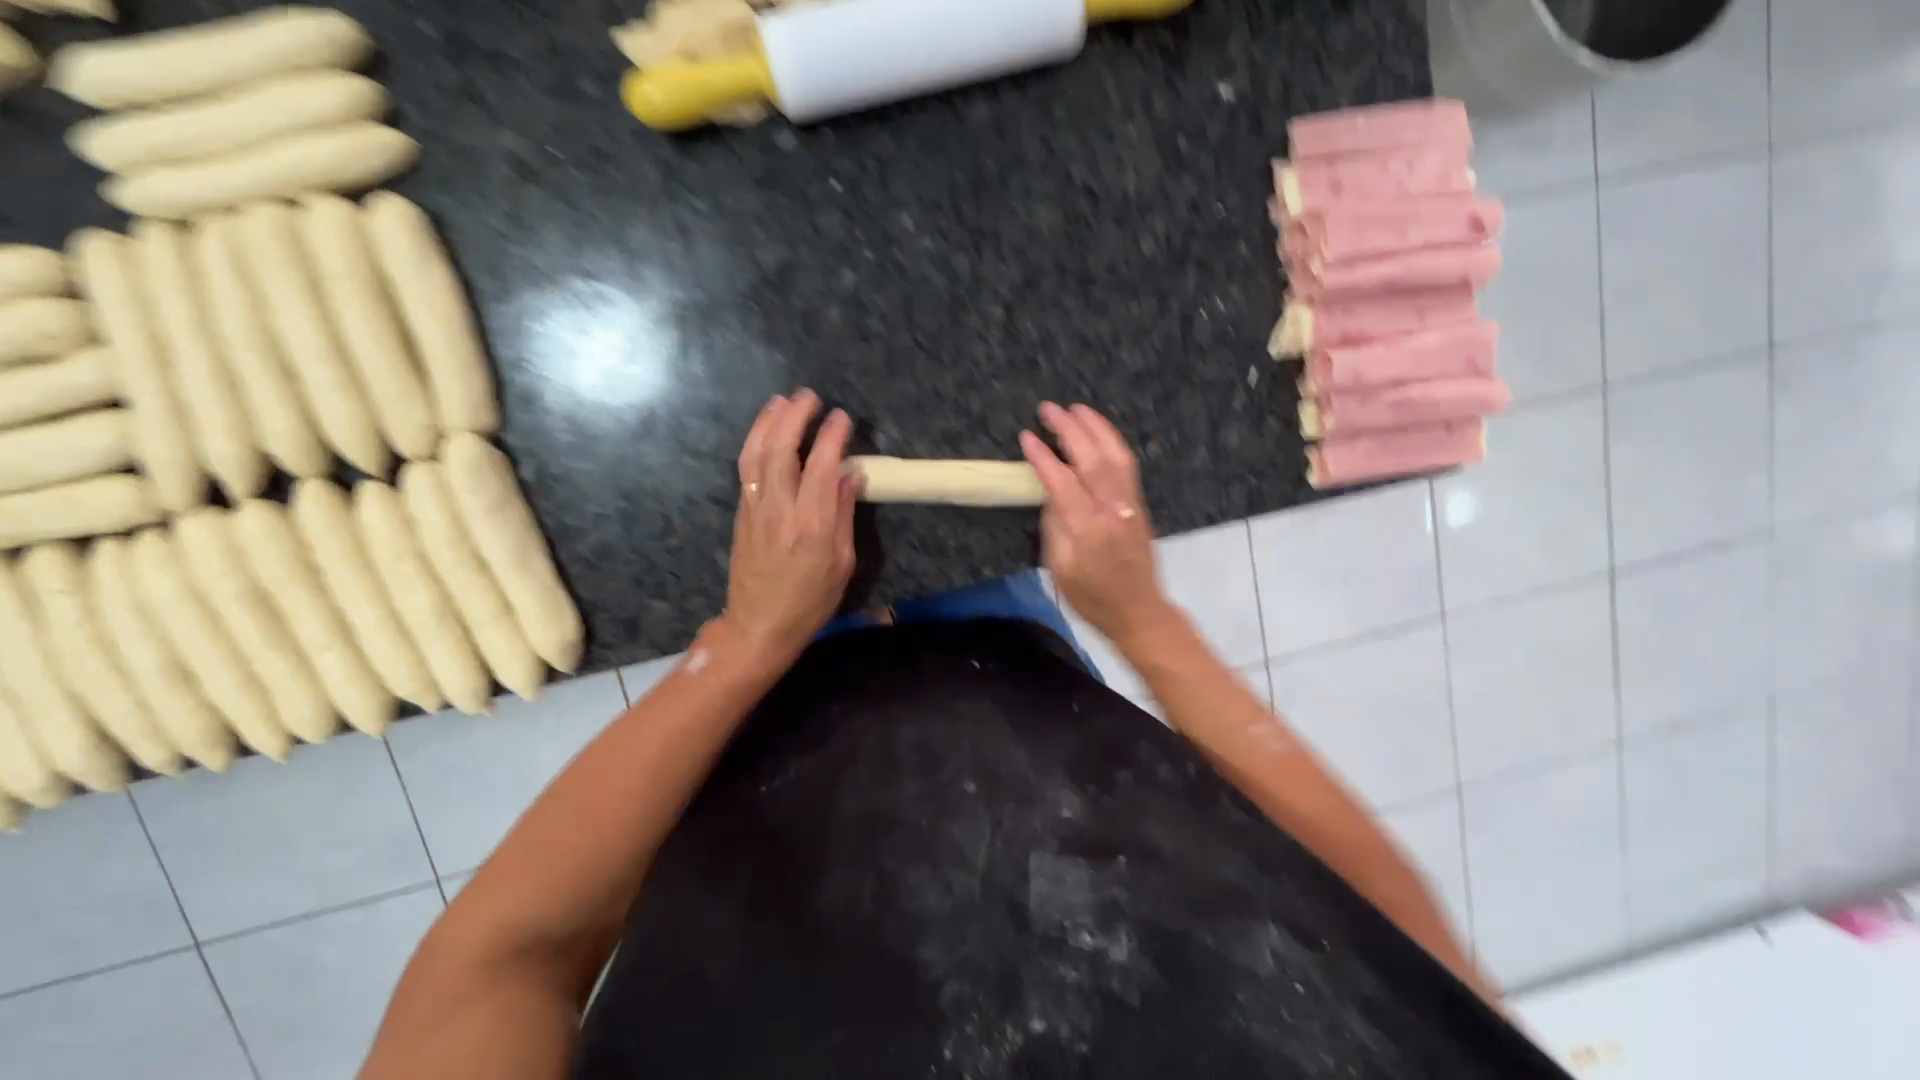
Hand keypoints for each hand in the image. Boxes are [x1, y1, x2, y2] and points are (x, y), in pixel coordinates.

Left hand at [722, 389, 858, 660]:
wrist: (759, 625)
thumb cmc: (810, 601)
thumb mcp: (842, 563)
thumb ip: (844, 514)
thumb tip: (850, 474)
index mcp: (812, 524)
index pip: (821, 465)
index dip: (832, 435)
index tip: (842, 417)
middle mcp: (780, 509)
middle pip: (780, 449)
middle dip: (794, 416)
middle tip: (809, 396)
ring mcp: (755, 508)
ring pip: (756, 453)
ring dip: (768, 422)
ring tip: (782, 401)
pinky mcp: (742, 512)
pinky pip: (746, 467)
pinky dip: (756, 442)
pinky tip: (766, 430)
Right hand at [1019, 402, 1170, 646]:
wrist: (1138, 610)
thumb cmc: (1091, 597)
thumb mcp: (1060, 569)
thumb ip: (1055, 527)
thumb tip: (1051, 493)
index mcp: (1088, 529)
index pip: (1063, 481)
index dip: (1043, 457)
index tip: (1026, 436)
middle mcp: (1112, 510)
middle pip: (1092, 458)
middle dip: (1070, 429)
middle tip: (1049, 409)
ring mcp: (1129, 504)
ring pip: (1115, 454)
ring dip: (1095, 427)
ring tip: (1076, 409)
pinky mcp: (1139, 504)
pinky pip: (1127, 464)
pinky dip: (1112, 441)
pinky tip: (1099, 432)